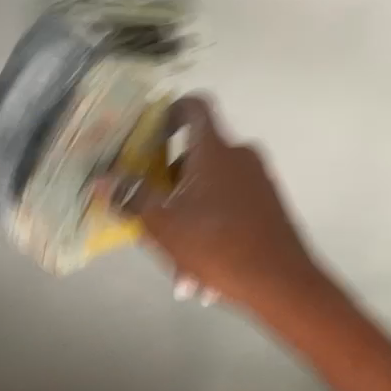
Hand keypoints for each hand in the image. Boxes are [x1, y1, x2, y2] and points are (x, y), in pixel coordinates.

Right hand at [108, 95, 328, 313]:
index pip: (193, 107)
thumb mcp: (163, 225)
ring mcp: (259, 181)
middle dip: (169, 192)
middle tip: (152, 222)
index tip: (150, 137)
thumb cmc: (218, 245)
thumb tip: (106, 180)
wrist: (283, 283)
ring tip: (179, 270)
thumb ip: (133, 197)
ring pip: (210, 193)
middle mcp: (241, 156)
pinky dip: (212, 235)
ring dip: (188, 224)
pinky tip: (203, 279)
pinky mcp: (270, 206)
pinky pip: (231, 211)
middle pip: (195, 158)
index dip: (169, 113)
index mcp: (215, 148)